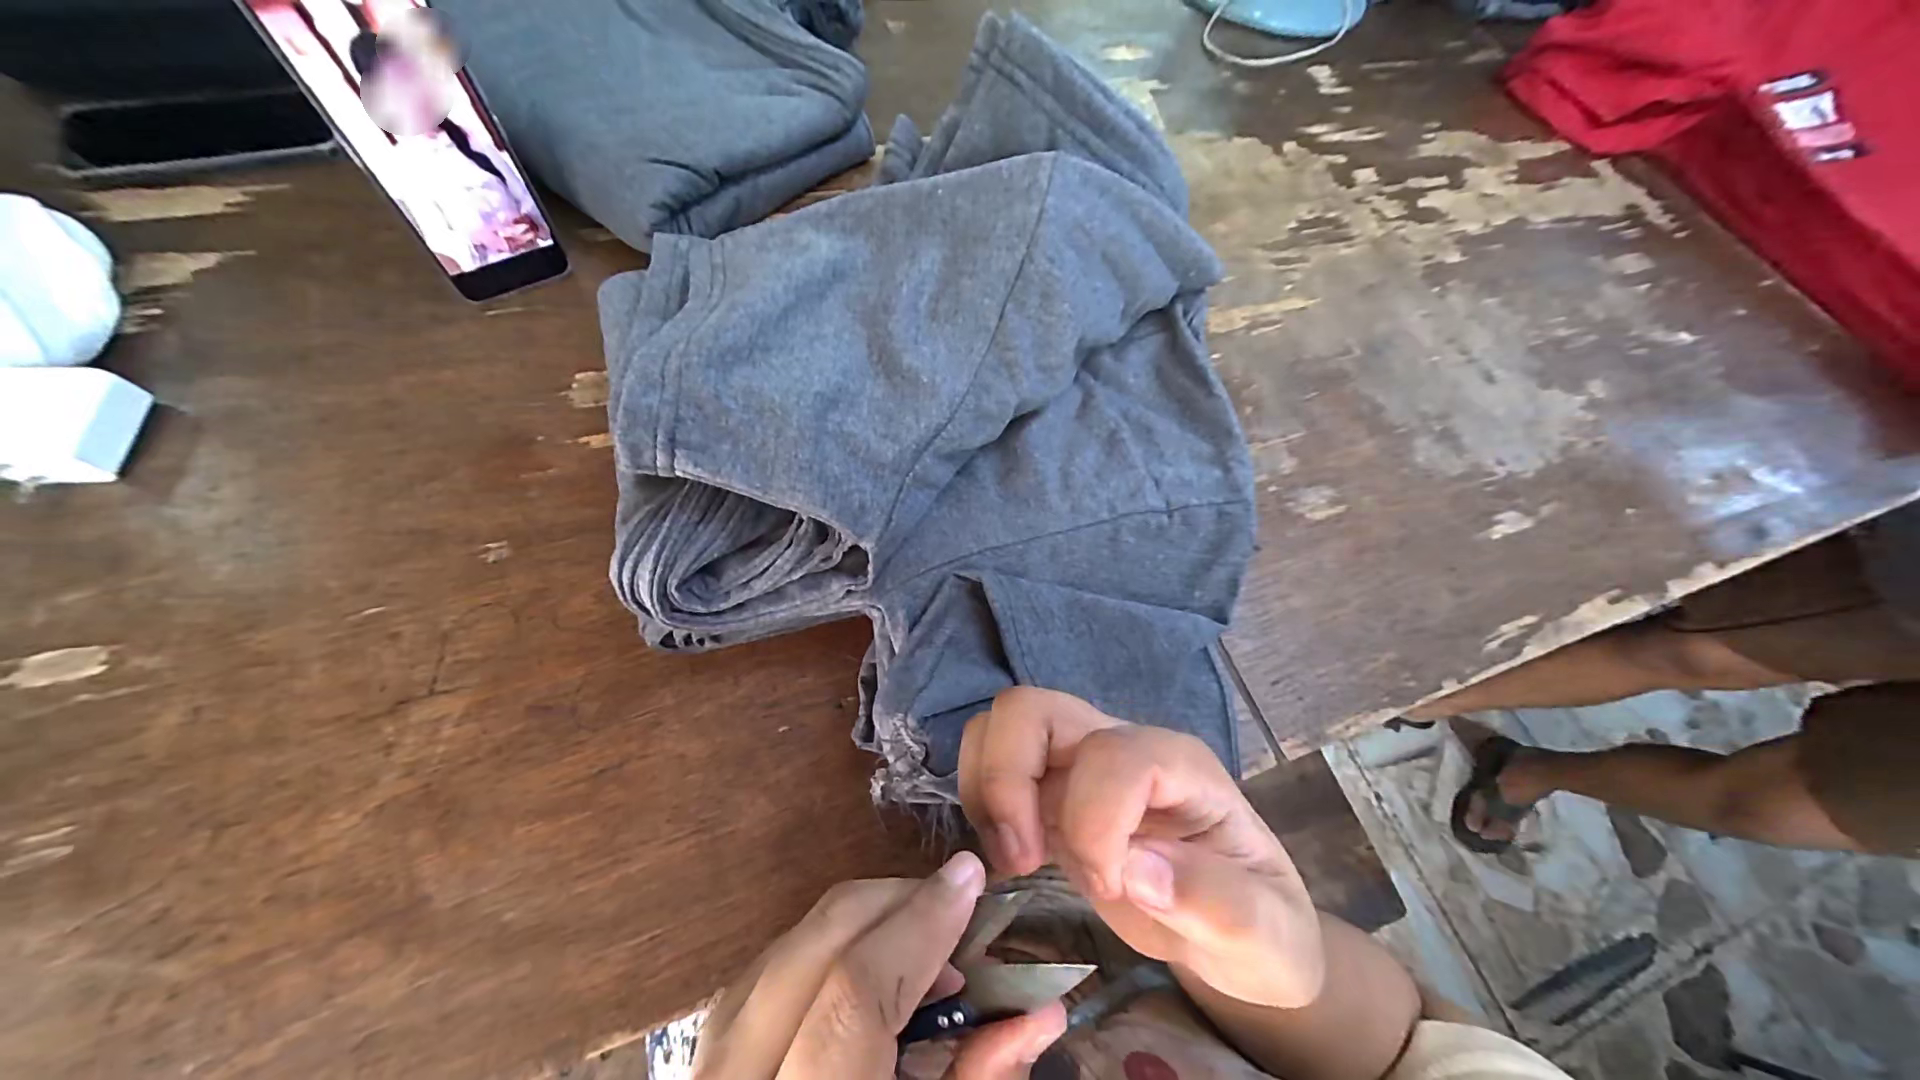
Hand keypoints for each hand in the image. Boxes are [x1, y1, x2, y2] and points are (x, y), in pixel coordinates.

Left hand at [692, 852, 1066, 1079]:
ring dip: (860, 920)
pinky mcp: (704, 1057)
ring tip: (920, 932)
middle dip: (892, 902)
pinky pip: (762, 972)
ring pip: (783, 949)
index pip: (855, 994)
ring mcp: (708, 1067)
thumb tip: (1043, 1013)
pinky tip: (865, 960)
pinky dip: (823, 947)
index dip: (919, 924)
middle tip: (954, 897)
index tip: (969, 878)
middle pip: (813, 948)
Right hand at [958, 688, 1323, 1009]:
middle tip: (1020, 857)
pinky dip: (981, 801)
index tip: (1106, 885)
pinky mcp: (1051, 789)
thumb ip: (1218, 903)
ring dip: (988, 786)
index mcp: (1181, 767)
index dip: (1095, 818)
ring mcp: (1081, 762)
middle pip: (1034, 708)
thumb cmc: (1260, 931)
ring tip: (1012, 857)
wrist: (1235, 934)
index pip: (1116, 754)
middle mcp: (1123, 746)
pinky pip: (992, 762)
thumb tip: (1135, 868)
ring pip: (1004, 723)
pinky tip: (1008, 855)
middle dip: (1008, 777)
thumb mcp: (1269, 940)